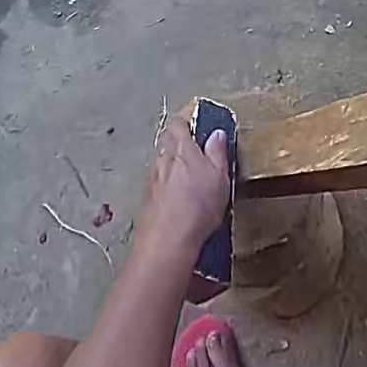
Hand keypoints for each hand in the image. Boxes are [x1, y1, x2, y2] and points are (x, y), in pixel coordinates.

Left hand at [137, 117, 230, 256]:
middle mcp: (163, 159)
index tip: (198, 132)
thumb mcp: (220, 176)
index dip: (186, 125)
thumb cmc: (199, 205)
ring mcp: (152, 180)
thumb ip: (217, 152)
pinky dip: (165, 187)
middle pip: (166, 142)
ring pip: (160, 164)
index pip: (178, 124)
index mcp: (182, 148)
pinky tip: (175, 201)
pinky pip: (156, 185)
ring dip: (170, 167)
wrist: (167, 242)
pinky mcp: (146, 200)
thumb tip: (217, 133)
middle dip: (177, 145)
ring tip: (187, 180)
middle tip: (194, 155)